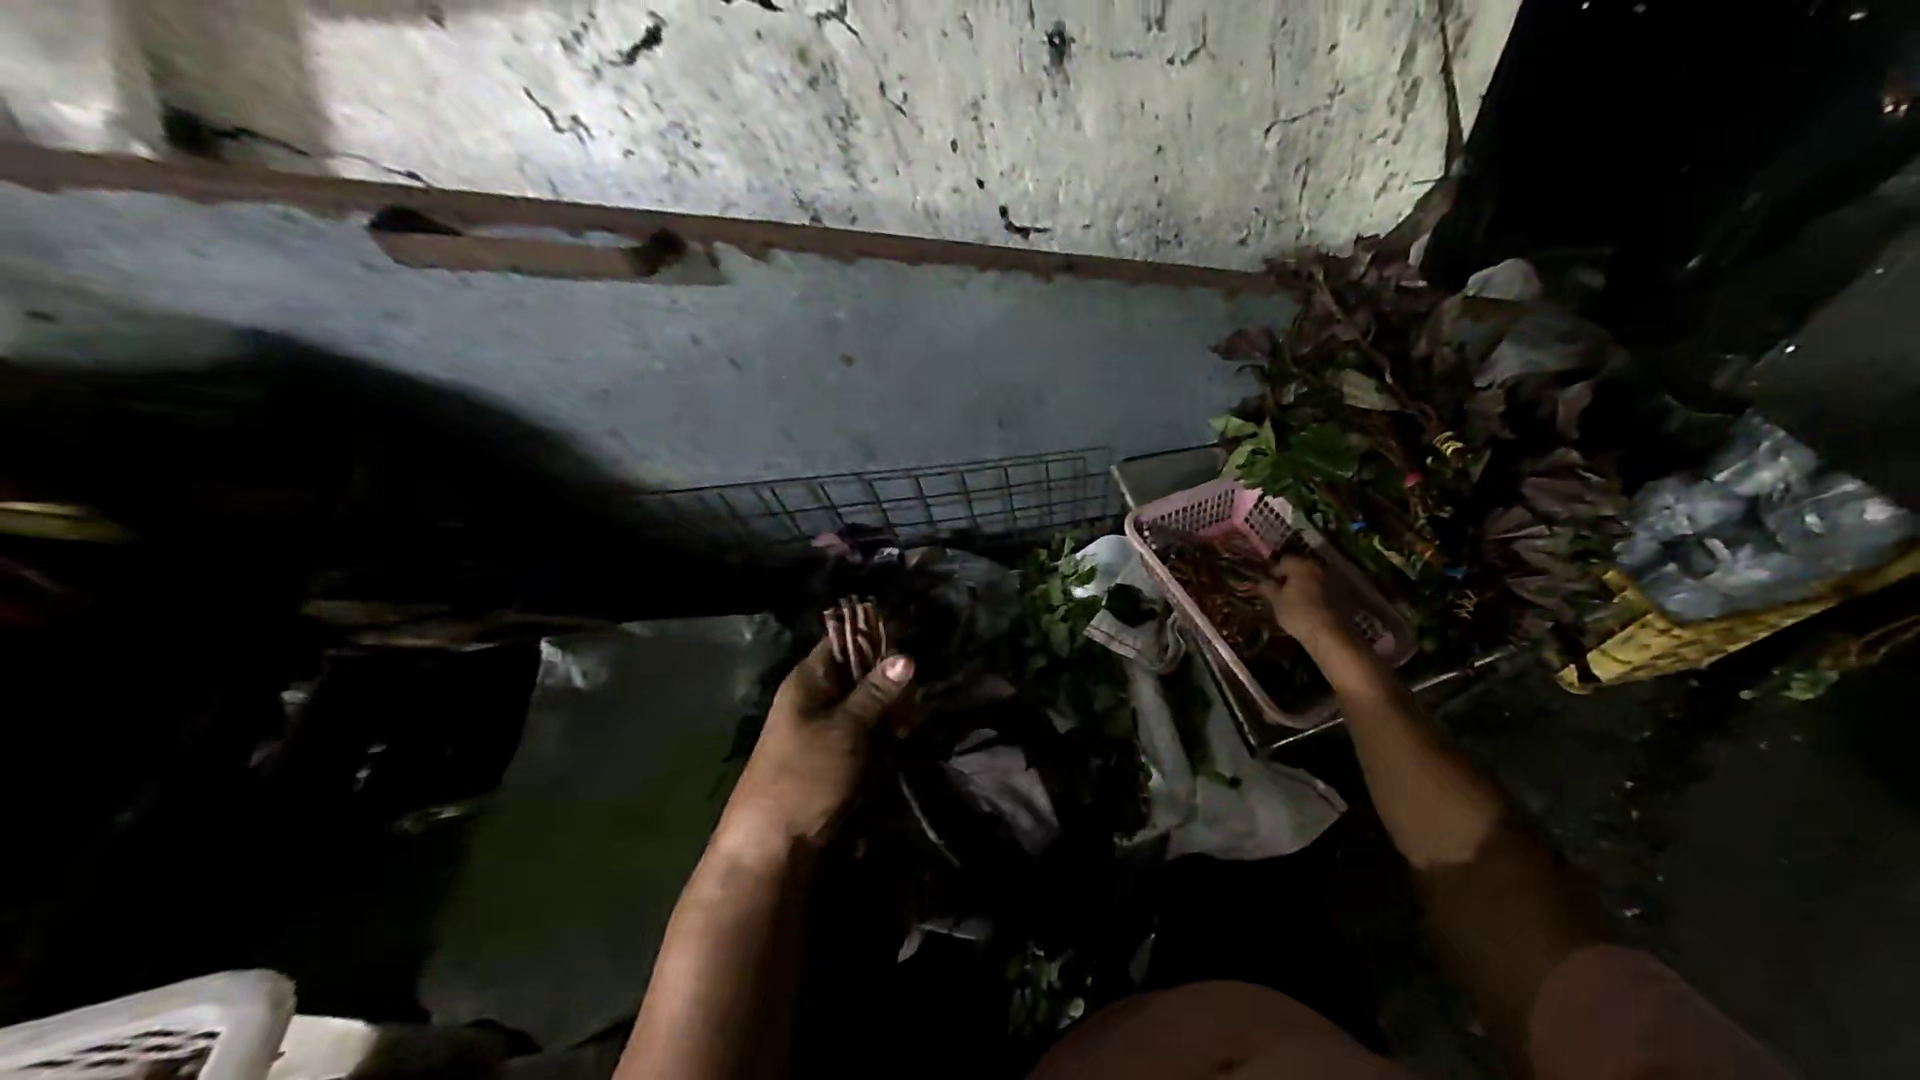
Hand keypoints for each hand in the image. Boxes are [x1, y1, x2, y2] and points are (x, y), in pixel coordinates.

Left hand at [717, 638, 914, 853]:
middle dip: (891, 683)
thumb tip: (905, 657)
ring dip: (892, 710)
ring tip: (904, 731)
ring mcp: (828, 723)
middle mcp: (818, 694)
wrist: (775, 841)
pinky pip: (868, 727)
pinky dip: (885, 731)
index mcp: (810, 678)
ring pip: (871, 701)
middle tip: (907, 708)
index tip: (910, 649)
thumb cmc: (805, 774)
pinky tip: (899, 741)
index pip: (845, 639)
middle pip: (863, 670)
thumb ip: (876, 692)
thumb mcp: (846, 729)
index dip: (876, 638)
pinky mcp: (837, 749)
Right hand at [1255, 555, 1351, 644]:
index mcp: (1303, 566)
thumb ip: (1267, 588)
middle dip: (1291, 577)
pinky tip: (1312, 606)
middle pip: (1302, 567)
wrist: (1330, 634)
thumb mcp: (1276, 601)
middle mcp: (1321, 568)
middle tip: (1282, 591)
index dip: (1274, 571)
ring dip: (1306, 584)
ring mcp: (1336, 580)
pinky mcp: (1345, 594)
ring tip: (1297, 599)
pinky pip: (1327, 588)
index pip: (1284, 561)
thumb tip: (1261, 581)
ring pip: (1315, 578)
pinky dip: (1319, 593)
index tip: (1268, 583)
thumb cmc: (1298, 614)